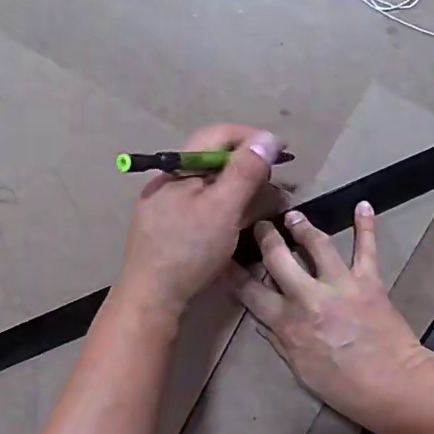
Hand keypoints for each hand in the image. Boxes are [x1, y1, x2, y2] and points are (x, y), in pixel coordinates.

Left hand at [116, 123, 285, 312]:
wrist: (151, 297)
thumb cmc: (188, 250)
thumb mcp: (222, 208)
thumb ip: (245, 171)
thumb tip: (268, 138)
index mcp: (178, 169)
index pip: (218, 135)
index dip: (252, 138)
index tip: (281, 151)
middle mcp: (170, 181)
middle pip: (215, 160)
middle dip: (249, 165)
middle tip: (276, 182)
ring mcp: (167, 206)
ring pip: (210, 185)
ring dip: (241, 189)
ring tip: (265, 203)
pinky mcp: (170, 228)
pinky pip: (203, 206)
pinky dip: (226, 207)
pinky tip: (239, 222)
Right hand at [233, 202, 433, 430]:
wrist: (393, 385)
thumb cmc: (343, 387)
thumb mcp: (300, 370)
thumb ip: (280, 340)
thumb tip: (262, 320)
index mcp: (287, 322)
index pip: (250, 291)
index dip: (234, 273)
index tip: (224, 257)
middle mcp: (308, 295)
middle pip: (278, 256)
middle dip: (265, 237)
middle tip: (261, 225)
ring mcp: (340, 283)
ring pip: (316, 244)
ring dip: (302, 226)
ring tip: (294, 216)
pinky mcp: (369, 280)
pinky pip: (366, 248)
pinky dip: (366, 225)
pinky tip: (364, 205)